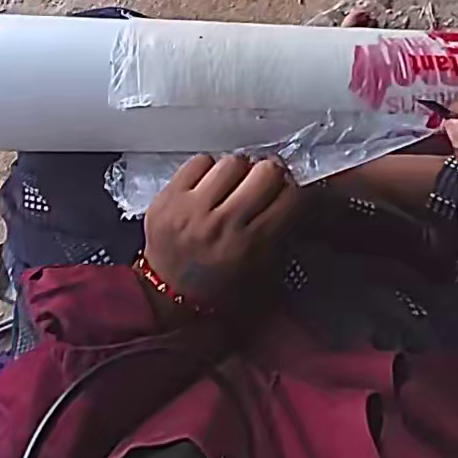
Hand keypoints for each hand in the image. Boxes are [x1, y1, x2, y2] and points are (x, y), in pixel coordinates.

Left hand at [143, 155, 302, 309]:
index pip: (290, 198)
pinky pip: (200, 161)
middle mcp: (223, 222)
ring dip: (238, 171)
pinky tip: (207, 184)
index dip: (294, 192)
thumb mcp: (259, 276)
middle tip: (263, 183)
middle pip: (266, 171)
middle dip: (270, 174)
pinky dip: (208, 169)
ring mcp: (193, 207)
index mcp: (249, 245)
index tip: (288, 194)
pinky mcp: (169, 196)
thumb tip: (290, 196)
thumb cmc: (215, 289)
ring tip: (233, 184)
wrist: (163, 295)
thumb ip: (279, 239)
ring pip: (233, 162)